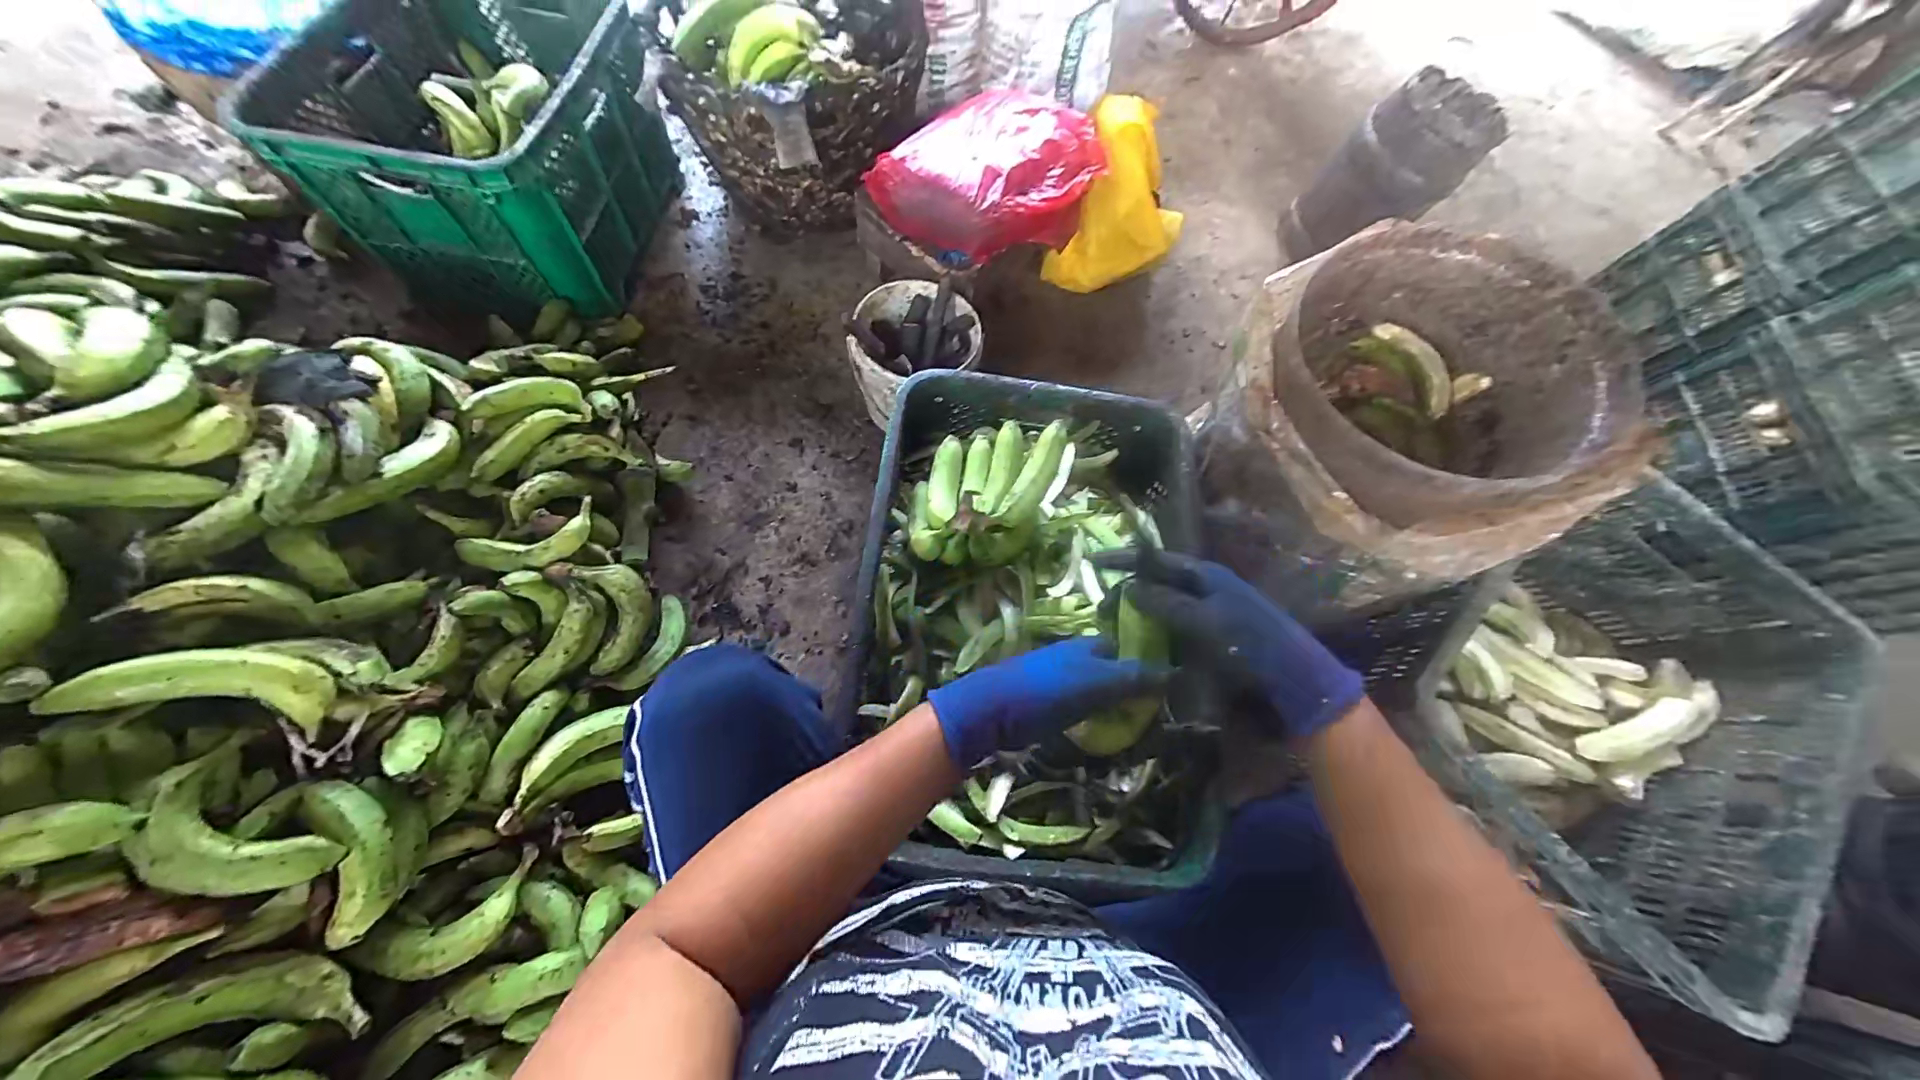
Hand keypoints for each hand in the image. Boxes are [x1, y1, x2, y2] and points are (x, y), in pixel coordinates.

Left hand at [926, 637, 1168, 768]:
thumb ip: (1133, 677)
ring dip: (1114, 703)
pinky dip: (1094, 715)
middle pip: (1113, 668)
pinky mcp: (1045, 701)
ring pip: (1097, 688)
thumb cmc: (1046, 690)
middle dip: (1133, 685)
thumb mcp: (1096, 683)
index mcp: (1089, 644)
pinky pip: (1080, 706)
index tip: (1173, 683)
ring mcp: (1058, 677)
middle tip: (1158, 712)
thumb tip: (1176, 672)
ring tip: (1138, 725)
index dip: (1148, 660)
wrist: (992, 710)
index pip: (1127, 646)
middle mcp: (1075, 655)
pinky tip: (1104, 730)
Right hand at [1094, 548, 1362, 739]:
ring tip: (1112, 634)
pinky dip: (1152, 640)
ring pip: (1161, 611)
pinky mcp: (1208, 643)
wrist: (1292, 685)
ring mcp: (1207, 617)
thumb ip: (1165, 602)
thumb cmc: (1250, 644)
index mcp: (1205, 576)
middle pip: (1156, 584)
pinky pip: (1171, 635)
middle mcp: (1204, 591)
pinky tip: (1137, 651)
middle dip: (1127, 594)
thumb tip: (1129, 587)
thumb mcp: (1204, 620)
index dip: (1125, 560)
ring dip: (1137, 620)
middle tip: (1101, 612)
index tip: (1093, 562)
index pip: (1157, 559)